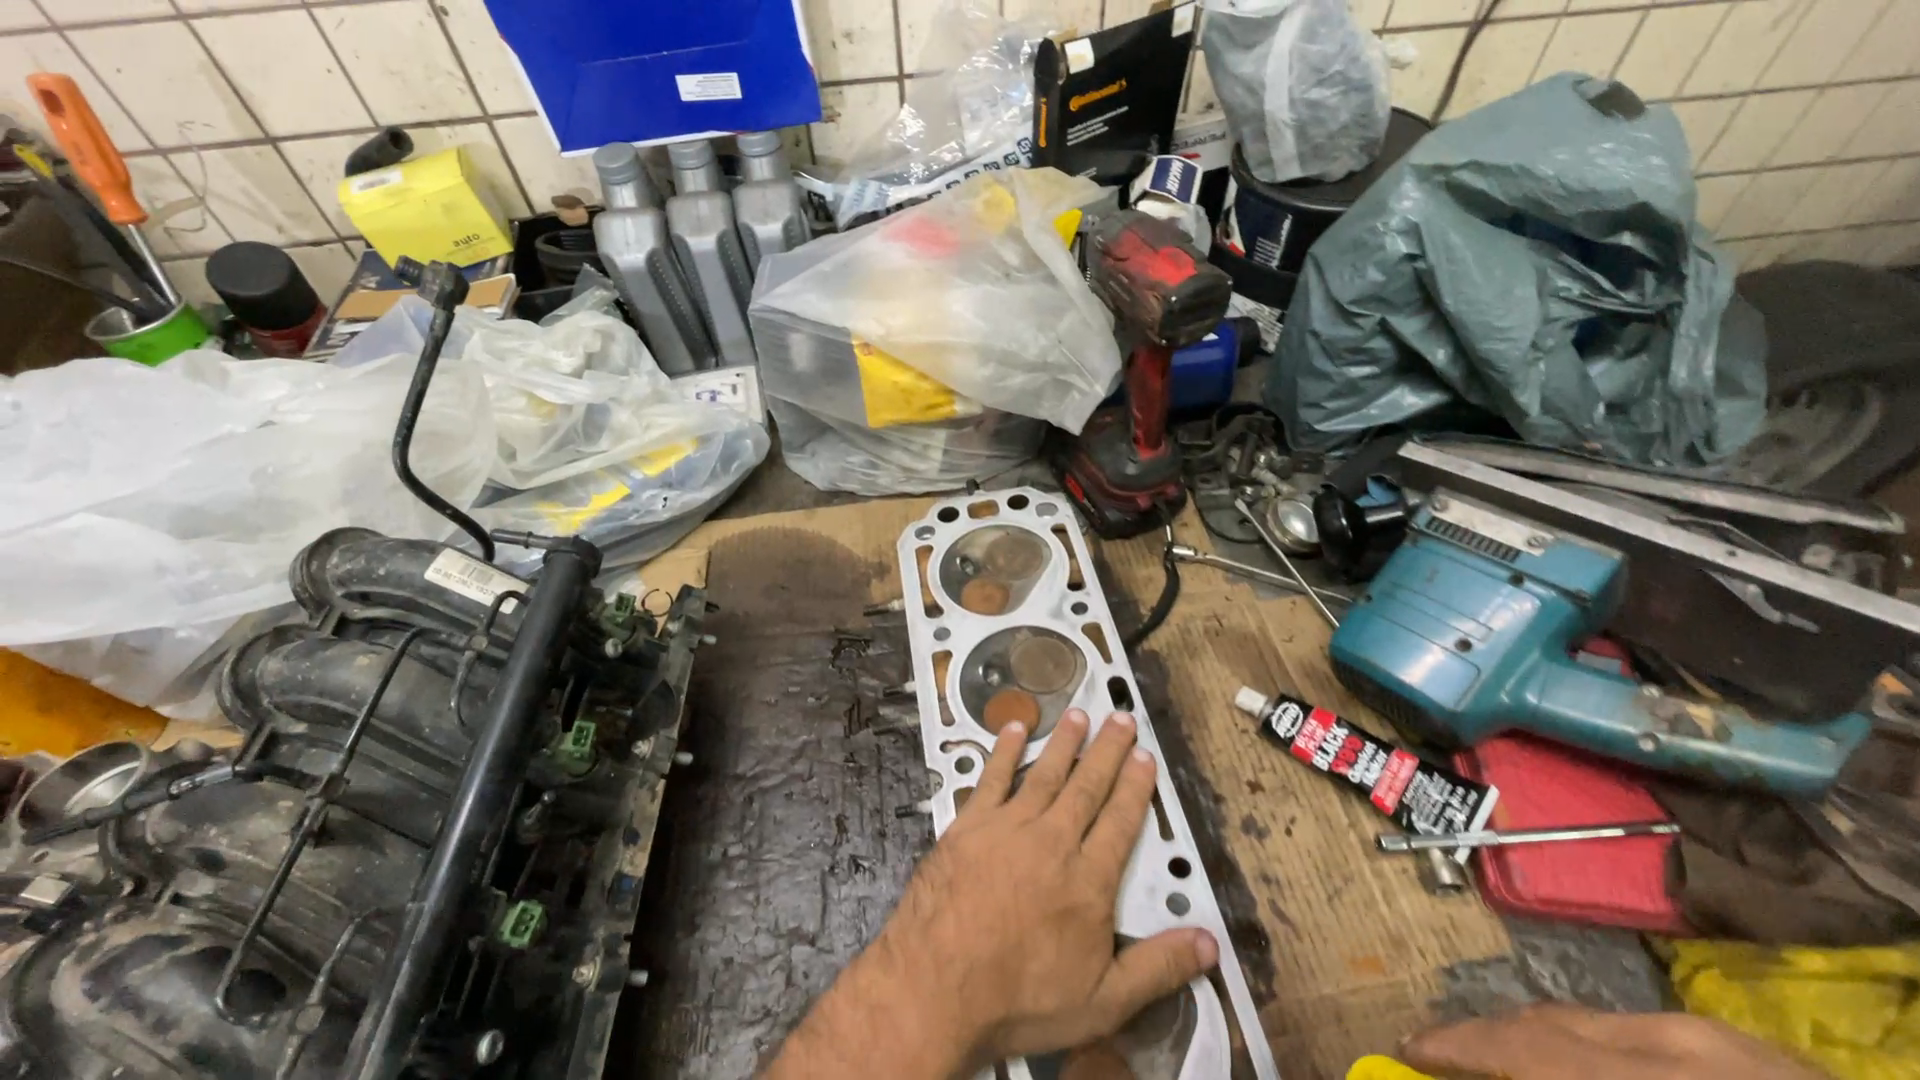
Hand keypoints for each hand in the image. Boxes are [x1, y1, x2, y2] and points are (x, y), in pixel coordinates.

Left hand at [874, 709, 1218, 1065]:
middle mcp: (1052, 842)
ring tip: (1079, 714)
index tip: (1145, 757)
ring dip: (1063, 743)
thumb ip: (1158, 968)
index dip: (1136, 787)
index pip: (1121, 822)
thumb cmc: (1019, 999)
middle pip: (1087, 787)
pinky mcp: (967, 827)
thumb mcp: (1102, 1001)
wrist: (936, 987)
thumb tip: (1211, 944)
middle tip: (1121, 719)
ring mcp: (1007, 829)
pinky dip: (1003, 752)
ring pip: (1044, 775)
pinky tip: (1013, 729)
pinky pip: (991, 779)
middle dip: (1107, 752)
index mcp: (1088, 880)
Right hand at [1402, 1004, 1827, 1079]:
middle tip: (1450, 1062)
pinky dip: (1608, 1055)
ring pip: (1604, 1025)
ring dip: (1548, 1048)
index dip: (1454, 1045)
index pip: (1524, 1047)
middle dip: (1490, 1041)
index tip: (1406, 1049)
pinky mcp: (1764, 1057)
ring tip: (1522, 1073)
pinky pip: (1658, 1039)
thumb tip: (1501, 1071)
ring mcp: (1730, 1047)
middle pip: (1553, 1023)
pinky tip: (1611, 1078)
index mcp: (1645, 1077)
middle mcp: (1681, 1046)